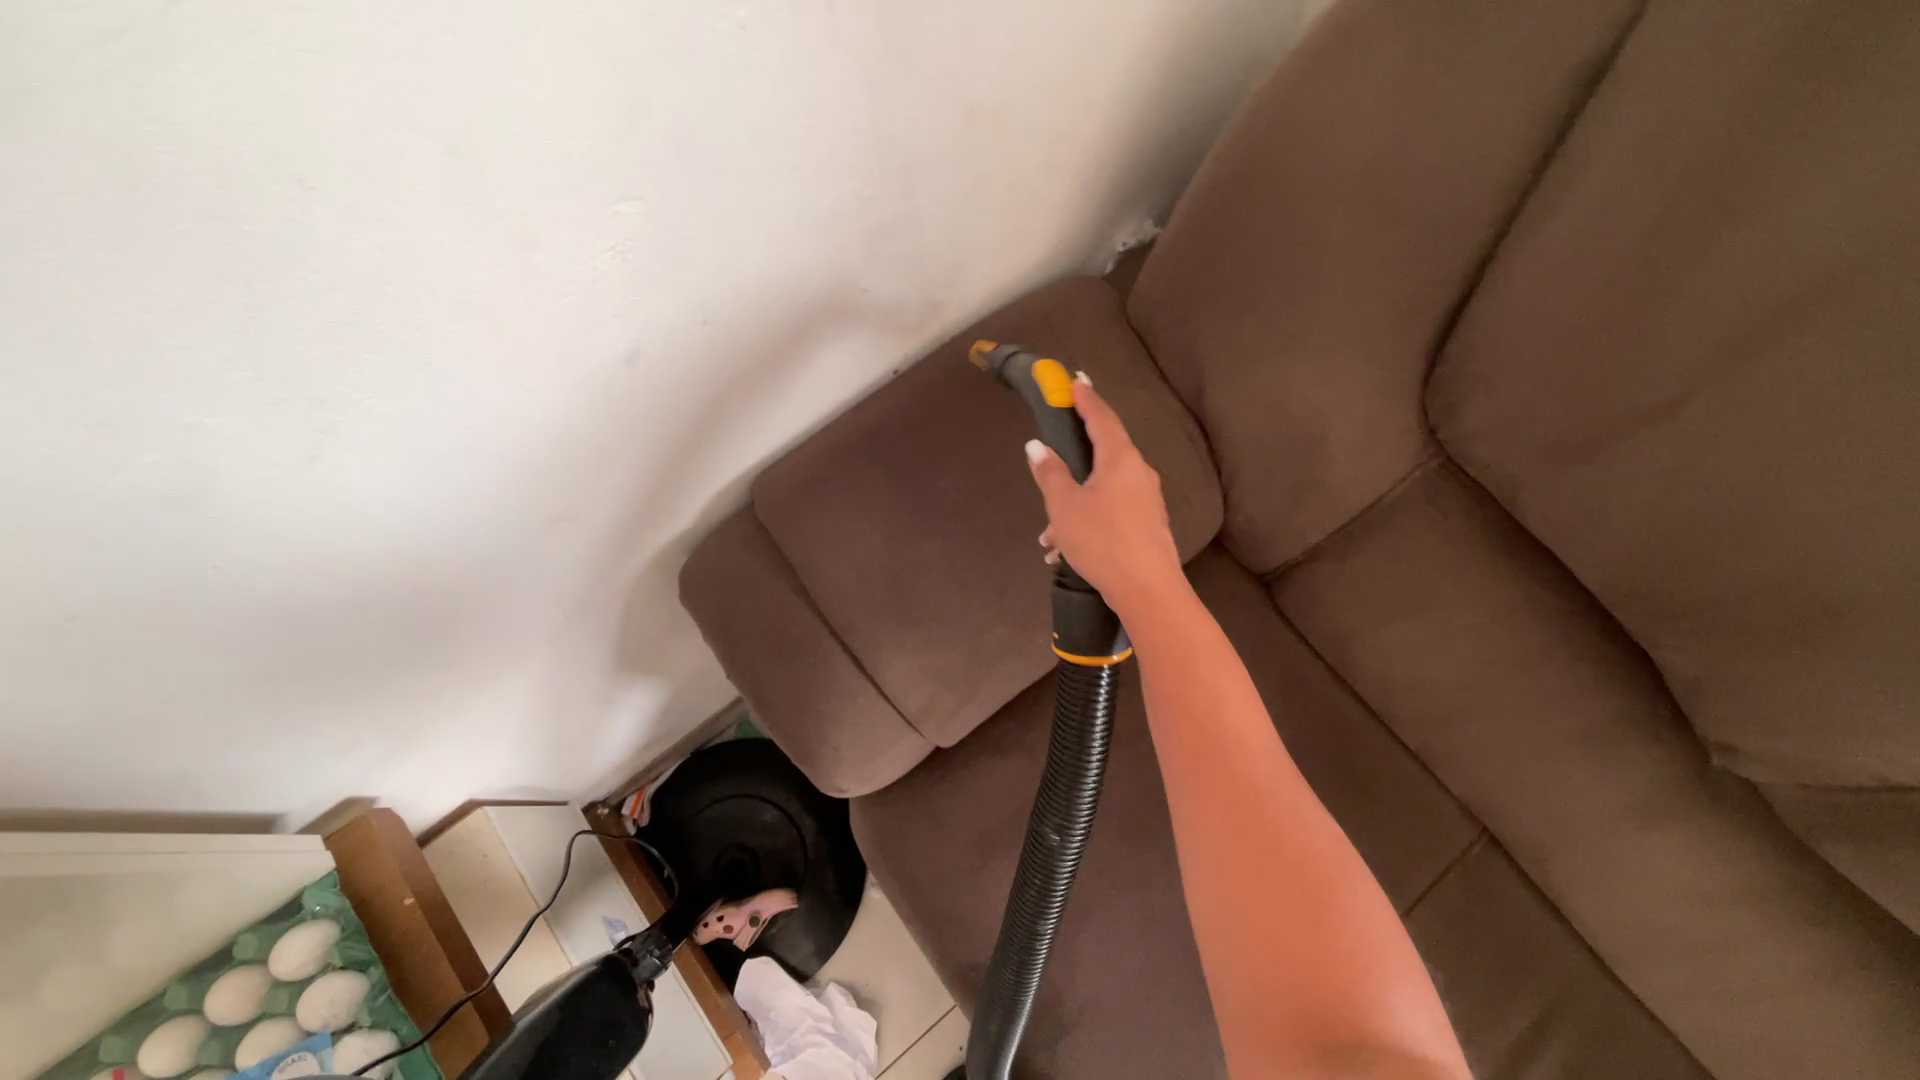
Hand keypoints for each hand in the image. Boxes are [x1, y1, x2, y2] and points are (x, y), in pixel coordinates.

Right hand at [1026, 373, 1183, 616]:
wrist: (1147, 588)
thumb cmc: (1101, 539)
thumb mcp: (1064, 506)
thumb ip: (1050, 473)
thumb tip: (1037, 446)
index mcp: (1120, 458)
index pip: (1102, 417)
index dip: (1087, 398)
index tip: (1077, 380)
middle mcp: (1139, 472)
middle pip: (1105, 453)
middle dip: (1074, 461)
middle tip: (1056, 453)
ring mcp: (1147, 500)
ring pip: (1104, 490)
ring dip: (1075, 504)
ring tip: (1049, 535)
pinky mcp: (1148, 525)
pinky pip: (1112, 511)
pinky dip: (1089, 521)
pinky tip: (1067, 551)